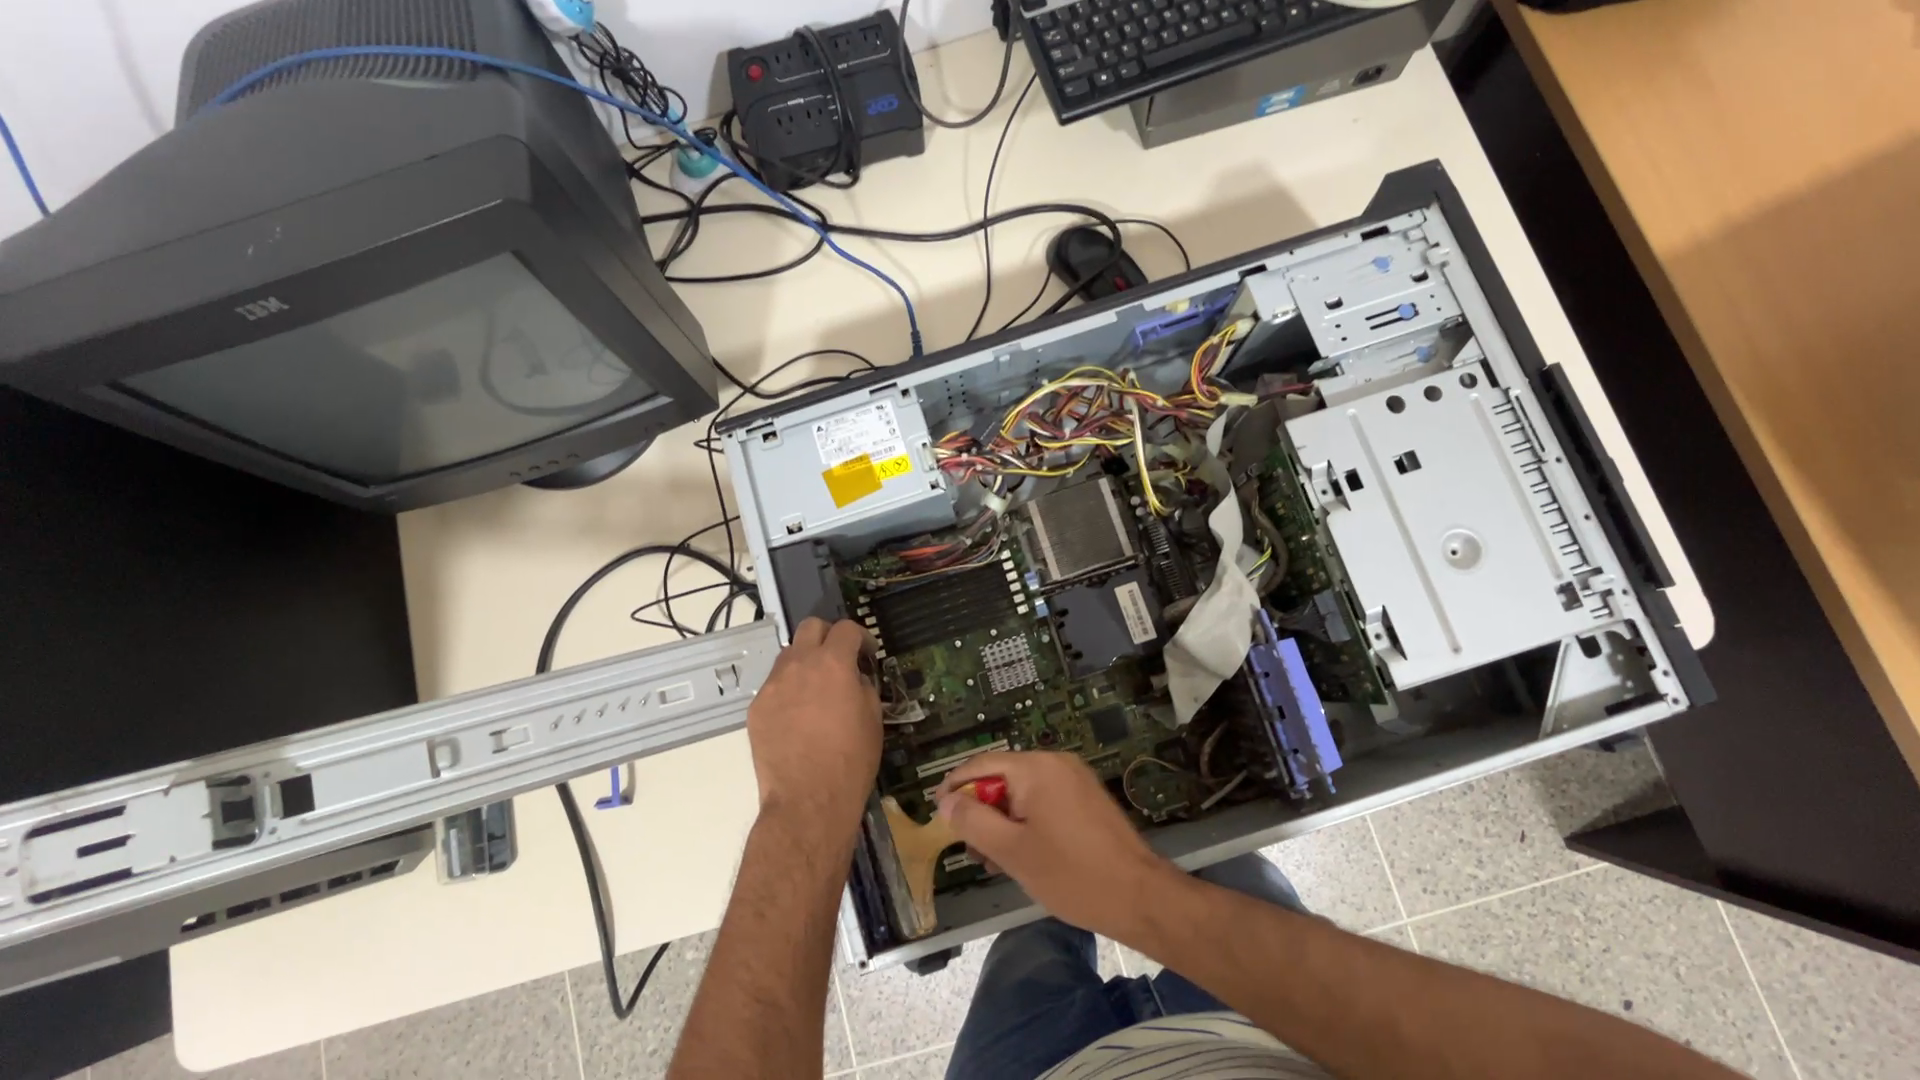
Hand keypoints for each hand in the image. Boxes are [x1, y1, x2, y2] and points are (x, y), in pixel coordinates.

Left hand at [747, 618, 880, 842]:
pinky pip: (775, 687)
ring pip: (788, 656)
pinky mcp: (756, 708)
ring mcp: (772, 685)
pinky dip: (789, 692)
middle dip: (828, 636)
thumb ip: (864, 687)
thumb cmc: (850, 761)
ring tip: (817, 691)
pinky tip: (798, 719)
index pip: (846, 629)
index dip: (861, 637)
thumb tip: (855, 678)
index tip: (867, 654)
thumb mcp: (872, 719)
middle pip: (810, 628)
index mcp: (833, 663)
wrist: (808, 800)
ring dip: (805, 662)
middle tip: (840, 659)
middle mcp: (798, 665)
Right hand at [934, 751, 1179, 936]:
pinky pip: (1044, 802)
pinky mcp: (1087, 799)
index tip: (938, 815)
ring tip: (993, 861)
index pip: (980, 765)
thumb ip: (973, 821)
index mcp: (1036, 768)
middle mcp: (1056, 763)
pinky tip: (1022, 856)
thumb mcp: (1011, 850)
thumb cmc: (1070, 874)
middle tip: (969, 849)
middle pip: (1002, 778)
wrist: (1139, 896)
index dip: (955, 788)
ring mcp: (1075, 780)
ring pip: (1023, 793)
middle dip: (981, 811)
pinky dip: (1027, 822)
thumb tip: (947, 801)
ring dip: (1003, 821)